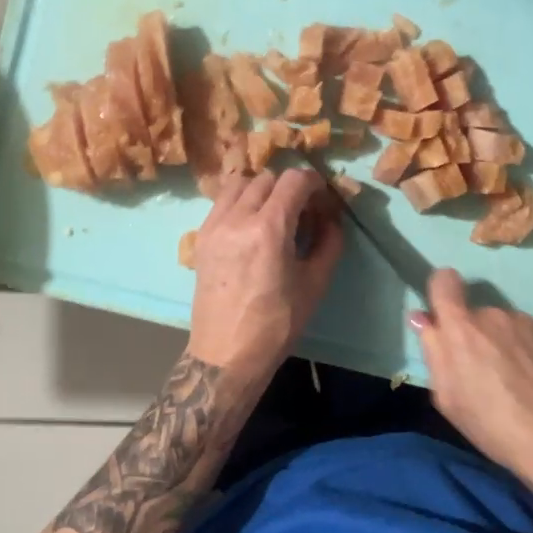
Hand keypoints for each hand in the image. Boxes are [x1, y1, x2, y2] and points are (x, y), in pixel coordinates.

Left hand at [187, 169, 342, 372]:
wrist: (227, 354)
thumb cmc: (277, 324)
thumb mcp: (315, 283)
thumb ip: (329, 242)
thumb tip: (331, 218)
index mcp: (269, 229)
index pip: (294, 180)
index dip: (314, 183)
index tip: (323, 199)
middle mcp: (238, 218)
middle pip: (267, 178)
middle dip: (289, 188)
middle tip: (302, 212)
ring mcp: (214, 225)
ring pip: (240, 183)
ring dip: (262, 190)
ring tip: (274, 215)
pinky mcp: (201, 237)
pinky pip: (222, 202)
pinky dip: (240, 202)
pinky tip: (251, 226)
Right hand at [415, 269, 532, 484]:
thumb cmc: (489, 423)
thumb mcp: (447, 396)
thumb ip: (433, 350)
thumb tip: (422, 318)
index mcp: (460, 328)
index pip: (443, 281)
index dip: (442, 291)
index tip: (445, 313)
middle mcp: (493, 314)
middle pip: (477, 314)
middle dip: (476, 334)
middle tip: (484, 371)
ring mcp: (527, 322)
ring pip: (506, 325)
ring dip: (506, 342)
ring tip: (516, 379)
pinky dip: (532, 350)